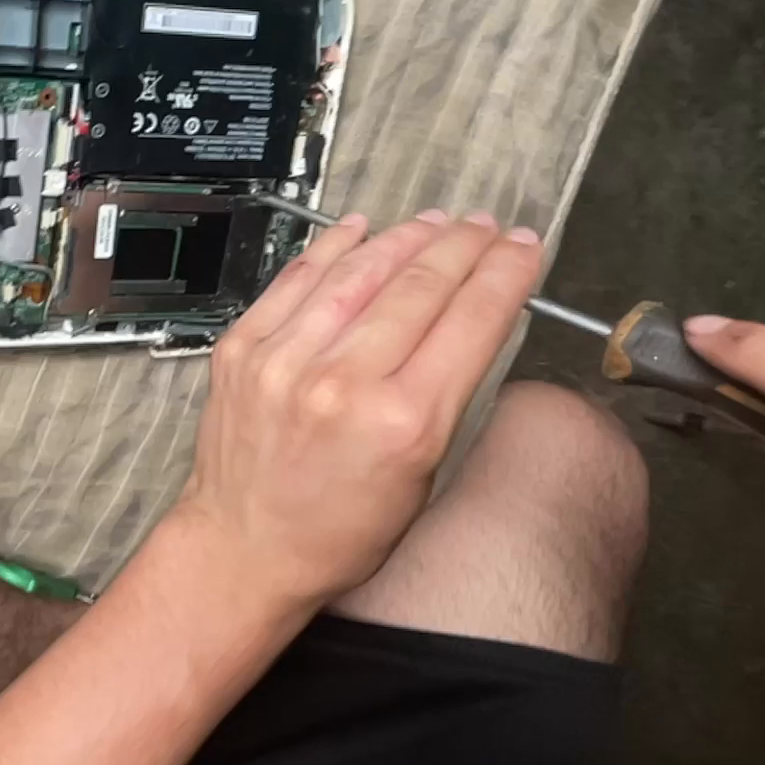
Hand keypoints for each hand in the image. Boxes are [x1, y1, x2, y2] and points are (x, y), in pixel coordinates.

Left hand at [171, 209, 544, 610]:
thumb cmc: (338, 529)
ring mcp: (281, 358)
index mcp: (402, 421)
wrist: (244, 542)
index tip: (524, 247)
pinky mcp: (241, 348)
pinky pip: (291, 282)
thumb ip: (444, 392)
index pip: (470, 321)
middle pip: (415, 288)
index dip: (505, 274)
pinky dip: (328, 249)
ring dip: (400, 239)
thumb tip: (466, 318)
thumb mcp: (421, 474)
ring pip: (354, 274)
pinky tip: (356, 227)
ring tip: (432, 222)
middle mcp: (340, 381)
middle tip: (483, 225)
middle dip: (459, 247)